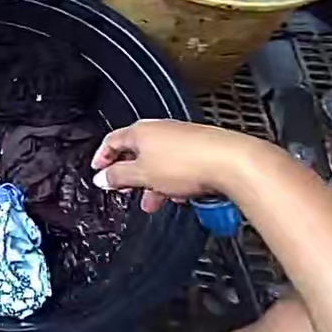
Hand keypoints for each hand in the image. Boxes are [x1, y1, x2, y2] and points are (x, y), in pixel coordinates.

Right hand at [90, 120, 263, 212]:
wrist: (232, 162)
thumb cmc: (188, 163)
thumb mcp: (142, 175)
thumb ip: (118, 177)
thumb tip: (103, 178)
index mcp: (140, 131)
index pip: (112, 141)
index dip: (102, 157)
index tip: (99, 171)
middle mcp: (160, 130)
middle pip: (137, 153)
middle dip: (131, 176)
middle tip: (126, 190)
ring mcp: (182, 138)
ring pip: (159, 162)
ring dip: (154, 183)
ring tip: (157, 202)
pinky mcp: (201, 148)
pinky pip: (179, 165)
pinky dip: (174, 180)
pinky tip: (180, 195)